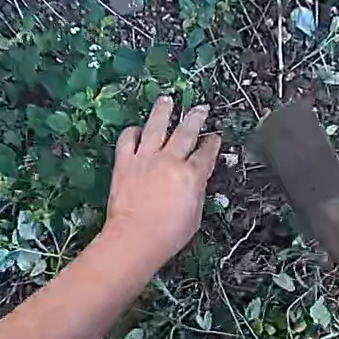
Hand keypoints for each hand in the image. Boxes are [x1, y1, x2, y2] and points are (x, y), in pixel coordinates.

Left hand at [100, 95, 220, 269]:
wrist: (135, 238)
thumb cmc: (166, 234)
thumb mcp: (195, 214)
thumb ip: (196, 191)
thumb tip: (195, 182)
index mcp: (191, 175)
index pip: (207, 152)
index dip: (212, 144)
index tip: (214, 139)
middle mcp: (169, 161)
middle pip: (186, 131)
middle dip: (195, 118)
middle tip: (200, 109)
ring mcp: (145, 159)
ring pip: (156, 126)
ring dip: (163, 111)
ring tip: (167, 100)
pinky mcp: (125, 163)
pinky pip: (127, 139)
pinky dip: (132, 132)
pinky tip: (136, 128)